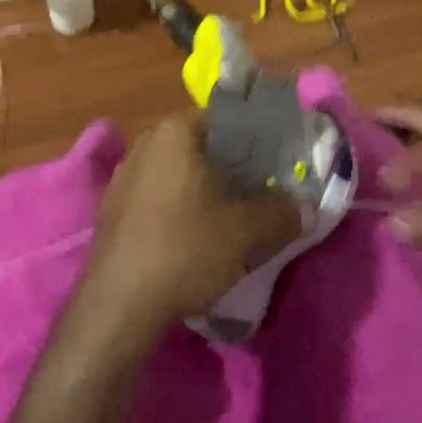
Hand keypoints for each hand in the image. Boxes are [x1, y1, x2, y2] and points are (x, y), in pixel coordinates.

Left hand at [85, 113, 301, 324]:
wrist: (119, 304)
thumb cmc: (185, 248)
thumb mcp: (245, 232)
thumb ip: (281, 214)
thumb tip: (308, 209)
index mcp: (175, 131)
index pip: (224, 118)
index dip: (255, 138)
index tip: (276, 161)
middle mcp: (145, 142)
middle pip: (200, 146)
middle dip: (231, 167)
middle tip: (261, 191)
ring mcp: (124, 176)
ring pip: (177, 173)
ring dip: (204, 190)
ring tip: (232, 217)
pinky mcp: (113, 209)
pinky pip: (156, 197)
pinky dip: (178, 208)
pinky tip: (194, 237)